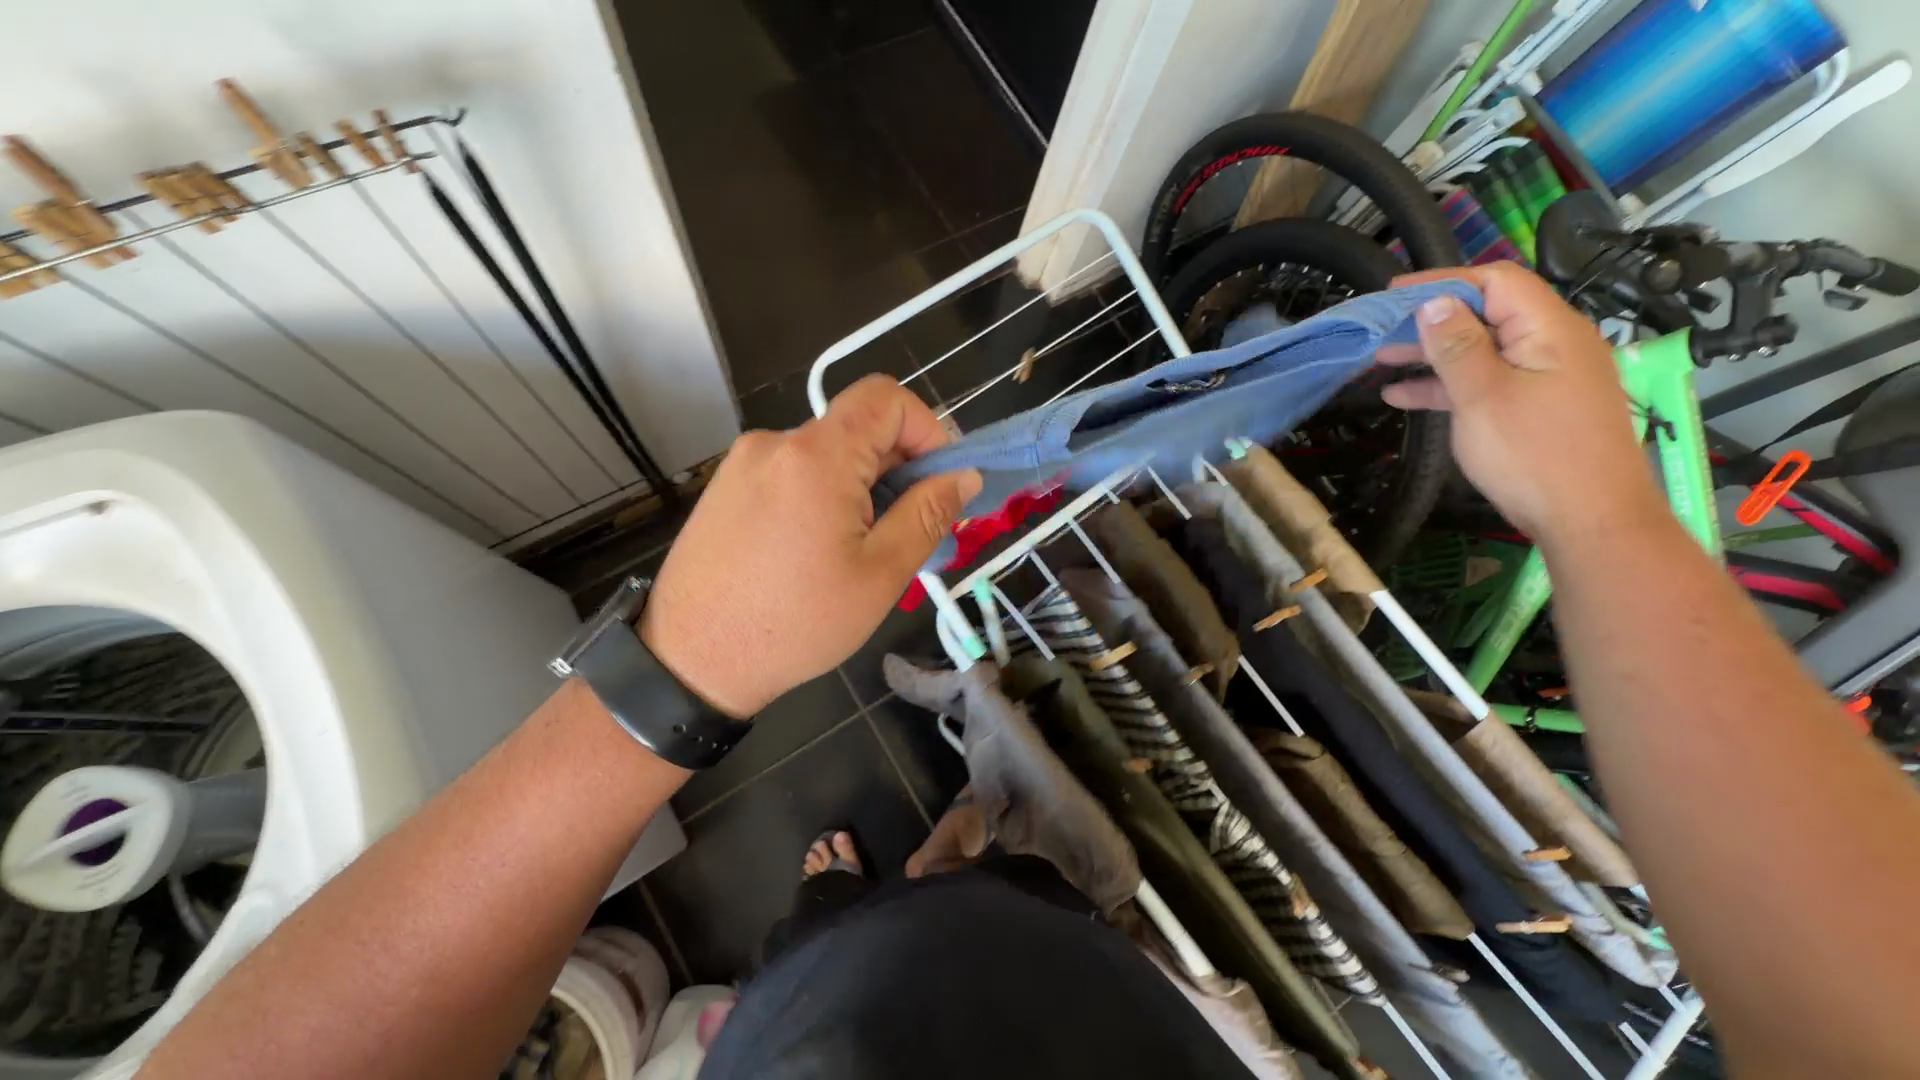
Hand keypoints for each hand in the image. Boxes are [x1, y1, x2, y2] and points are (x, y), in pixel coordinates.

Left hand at [637, 377, 982, 717]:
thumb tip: (965, 476)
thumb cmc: (795, 624)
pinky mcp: (725, 487)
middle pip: (856, 428)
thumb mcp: (879, 575)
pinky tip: (813, 553)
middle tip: (904, 533)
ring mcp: (743, 463)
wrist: (690, 661)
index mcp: (816, 456)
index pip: (886, 397)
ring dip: (858, 488)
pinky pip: (791, 474)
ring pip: (825, 455)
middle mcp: (775, 443)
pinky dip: (820, 497)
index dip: (926, 429)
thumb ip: (927, 514)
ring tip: (856, 553)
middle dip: (896, 469)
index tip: (936, 483)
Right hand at [1379, 262, 1665, 541]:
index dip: (1442, 282)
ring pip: (1481, 350)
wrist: (1590, 520)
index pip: (1494, 282)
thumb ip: (1456, 346)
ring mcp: (1545, 377)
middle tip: (1380, 329)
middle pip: (1486, 314)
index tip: (1391, 296)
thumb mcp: (1484, 396)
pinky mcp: (1536, 407)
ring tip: (1381, 359)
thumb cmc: (1534, 455)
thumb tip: (1433, 303)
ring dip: (1432, 353)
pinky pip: (1486, 382)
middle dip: (1431, 319)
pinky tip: (1404, 396)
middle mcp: (1552, 344)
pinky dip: (1447, 385)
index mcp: (1549, 329)